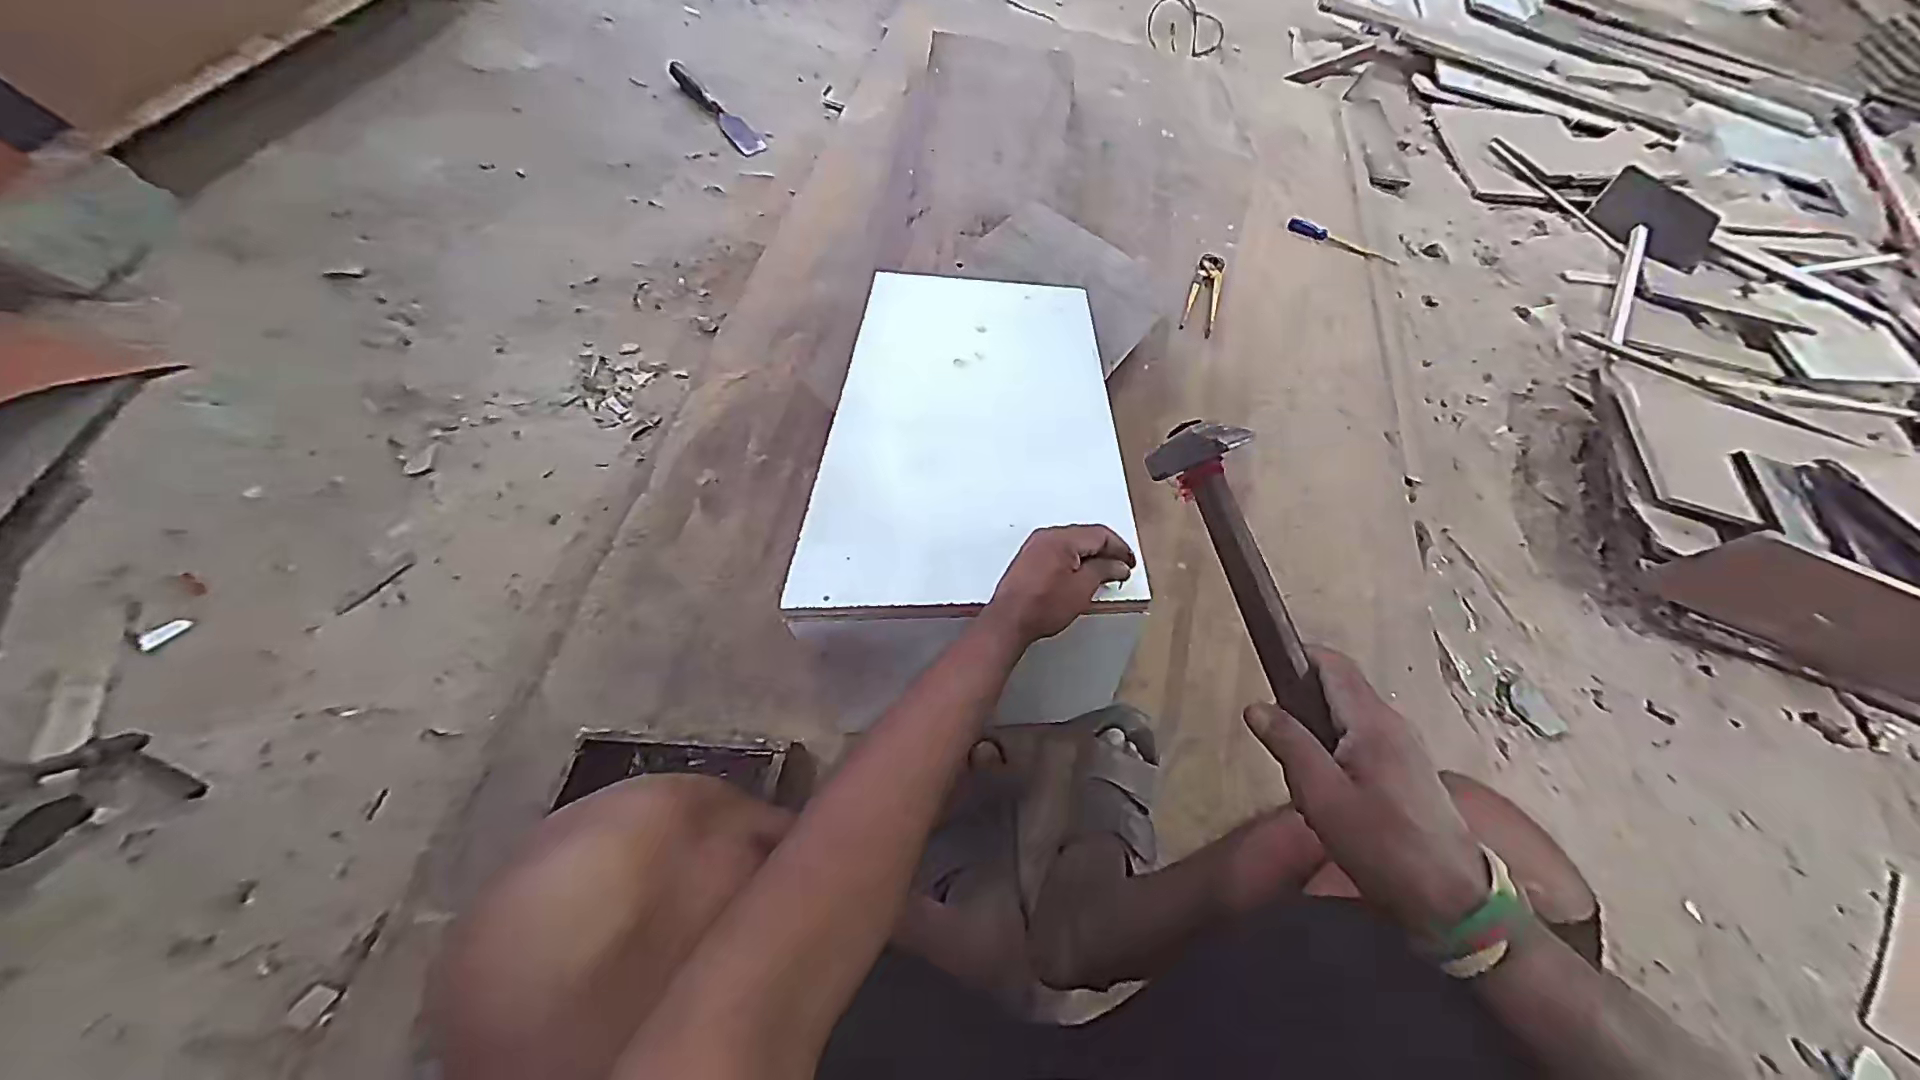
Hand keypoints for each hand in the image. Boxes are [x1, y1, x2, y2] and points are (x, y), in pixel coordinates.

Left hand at [982, 526, 1134, 644]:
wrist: (1009, 621)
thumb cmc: (1040, 607)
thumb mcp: (1082, 588)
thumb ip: (1104, 571)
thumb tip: (1118, 565)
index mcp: (1061, 539)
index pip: (1099, 534)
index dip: (1119, 548)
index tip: (1129, 563)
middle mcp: (1046, 537)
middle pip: (1085, 536)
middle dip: (1106, 551)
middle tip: (1120, 568)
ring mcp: (1035, 547)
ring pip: (1071, 544)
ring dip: (1089, 556)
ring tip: (1103, 574)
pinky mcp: (1028, 559)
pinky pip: (1058, 551)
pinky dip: (1073, 560)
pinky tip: (1080, 576)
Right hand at [1243, 648, 1487, 935]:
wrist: (1454, 906)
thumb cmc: (1383, 846)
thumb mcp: (1322, 795)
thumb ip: (1289, 744)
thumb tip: (1257, 706)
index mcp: (1373, 722)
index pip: (1333, 664)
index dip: (1297, 657)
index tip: (1266, 673)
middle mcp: (1393, 725)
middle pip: (1338, 690)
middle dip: (1300, 707)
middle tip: (1281, 748)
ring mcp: (1405, 748)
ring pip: (1346, 719)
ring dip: (1316, 736)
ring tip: (1303, 781)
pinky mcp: (1408, 772)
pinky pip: (1360, 743)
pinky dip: (1335, 754)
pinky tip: (1329, 795)